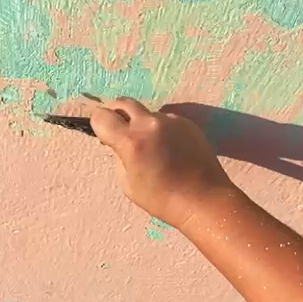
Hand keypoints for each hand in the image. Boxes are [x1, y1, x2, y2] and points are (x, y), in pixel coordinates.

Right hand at [87, 97, 239, 228]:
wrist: (203, 199)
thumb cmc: (161, 198)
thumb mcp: (128, 184)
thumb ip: (118, 156)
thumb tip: (118, 143)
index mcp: (131, 141)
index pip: (102, 116)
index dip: (99, 125)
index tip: (104, 135)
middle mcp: (150, 124)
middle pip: (123, 103)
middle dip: (117, 114)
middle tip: (120, 131)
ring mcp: (171, 121)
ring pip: (147, 114)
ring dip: (142, 124)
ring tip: (152, 148)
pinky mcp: (187, 123)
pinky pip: (165, 121)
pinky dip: (160, 130)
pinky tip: (169, 150)